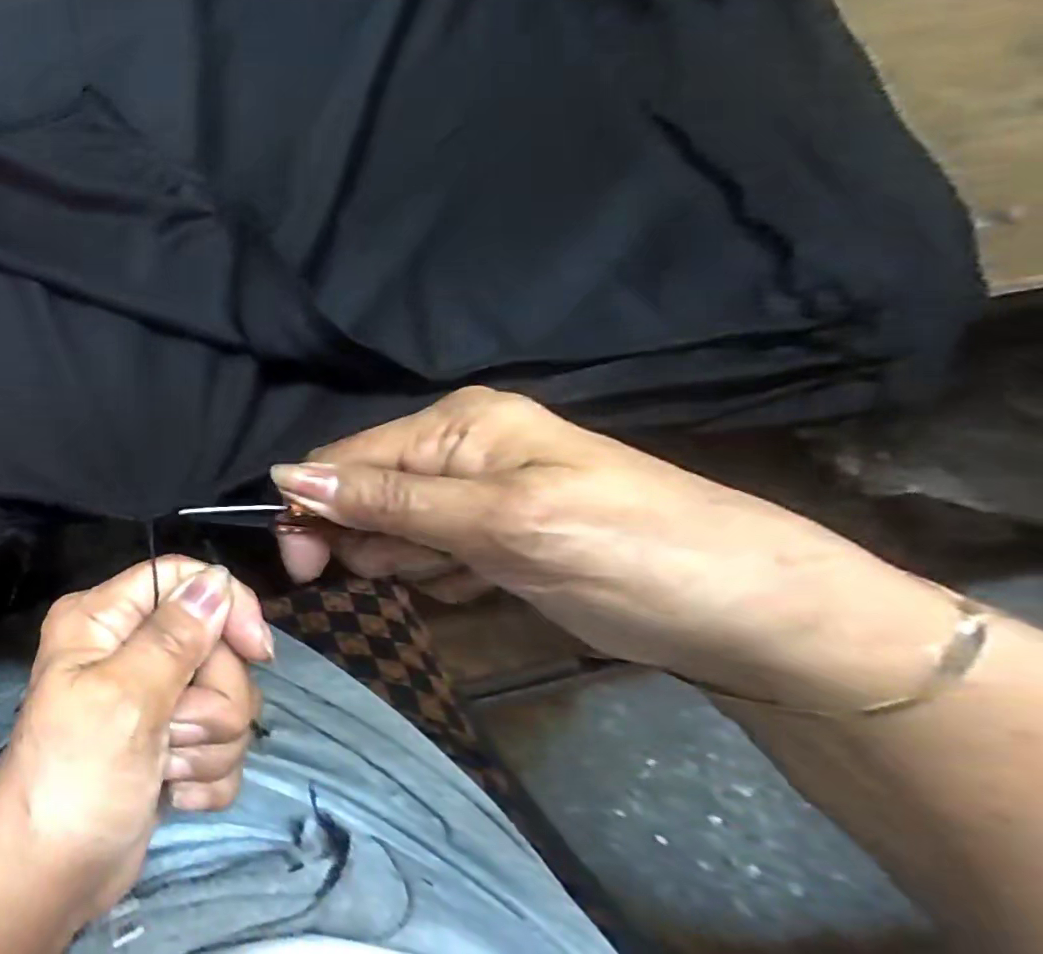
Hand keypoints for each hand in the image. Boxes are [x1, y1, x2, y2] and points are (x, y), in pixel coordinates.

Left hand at [0, 557, 269, 952]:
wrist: (51, 876)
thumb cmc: (76, 775)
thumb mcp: (124, 697)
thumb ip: (175, 637)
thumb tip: (217, 580)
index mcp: (103, 618)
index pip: (180, 578)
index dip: (226, 606)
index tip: (257, 651)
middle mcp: (128, 648)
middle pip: (214, 645)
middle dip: (210, 699)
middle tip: (172, 730)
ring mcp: (151, 697)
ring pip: (226, 699)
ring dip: (206, 744)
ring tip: (163, 766)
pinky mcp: (170, 743)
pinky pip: (221, 744)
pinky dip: (205, 774)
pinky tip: (171, 792)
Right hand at [271, 386, 960, 710]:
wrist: (758, 620)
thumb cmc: (631, 552)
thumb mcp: (500, 523)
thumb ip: (389, 500)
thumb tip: (286, 476)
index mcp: (455, 424)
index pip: (346, 458)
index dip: (314, 506)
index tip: (302, 566)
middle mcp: (455, 449)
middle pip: (361, 493)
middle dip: (367, 539)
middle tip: (417, 573)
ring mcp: (473, 495)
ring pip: (387, 529)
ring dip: (405, 562)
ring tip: (467, 577)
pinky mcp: (489, 537)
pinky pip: (424, 554)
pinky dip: (437, 576)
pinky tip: (480, 585)